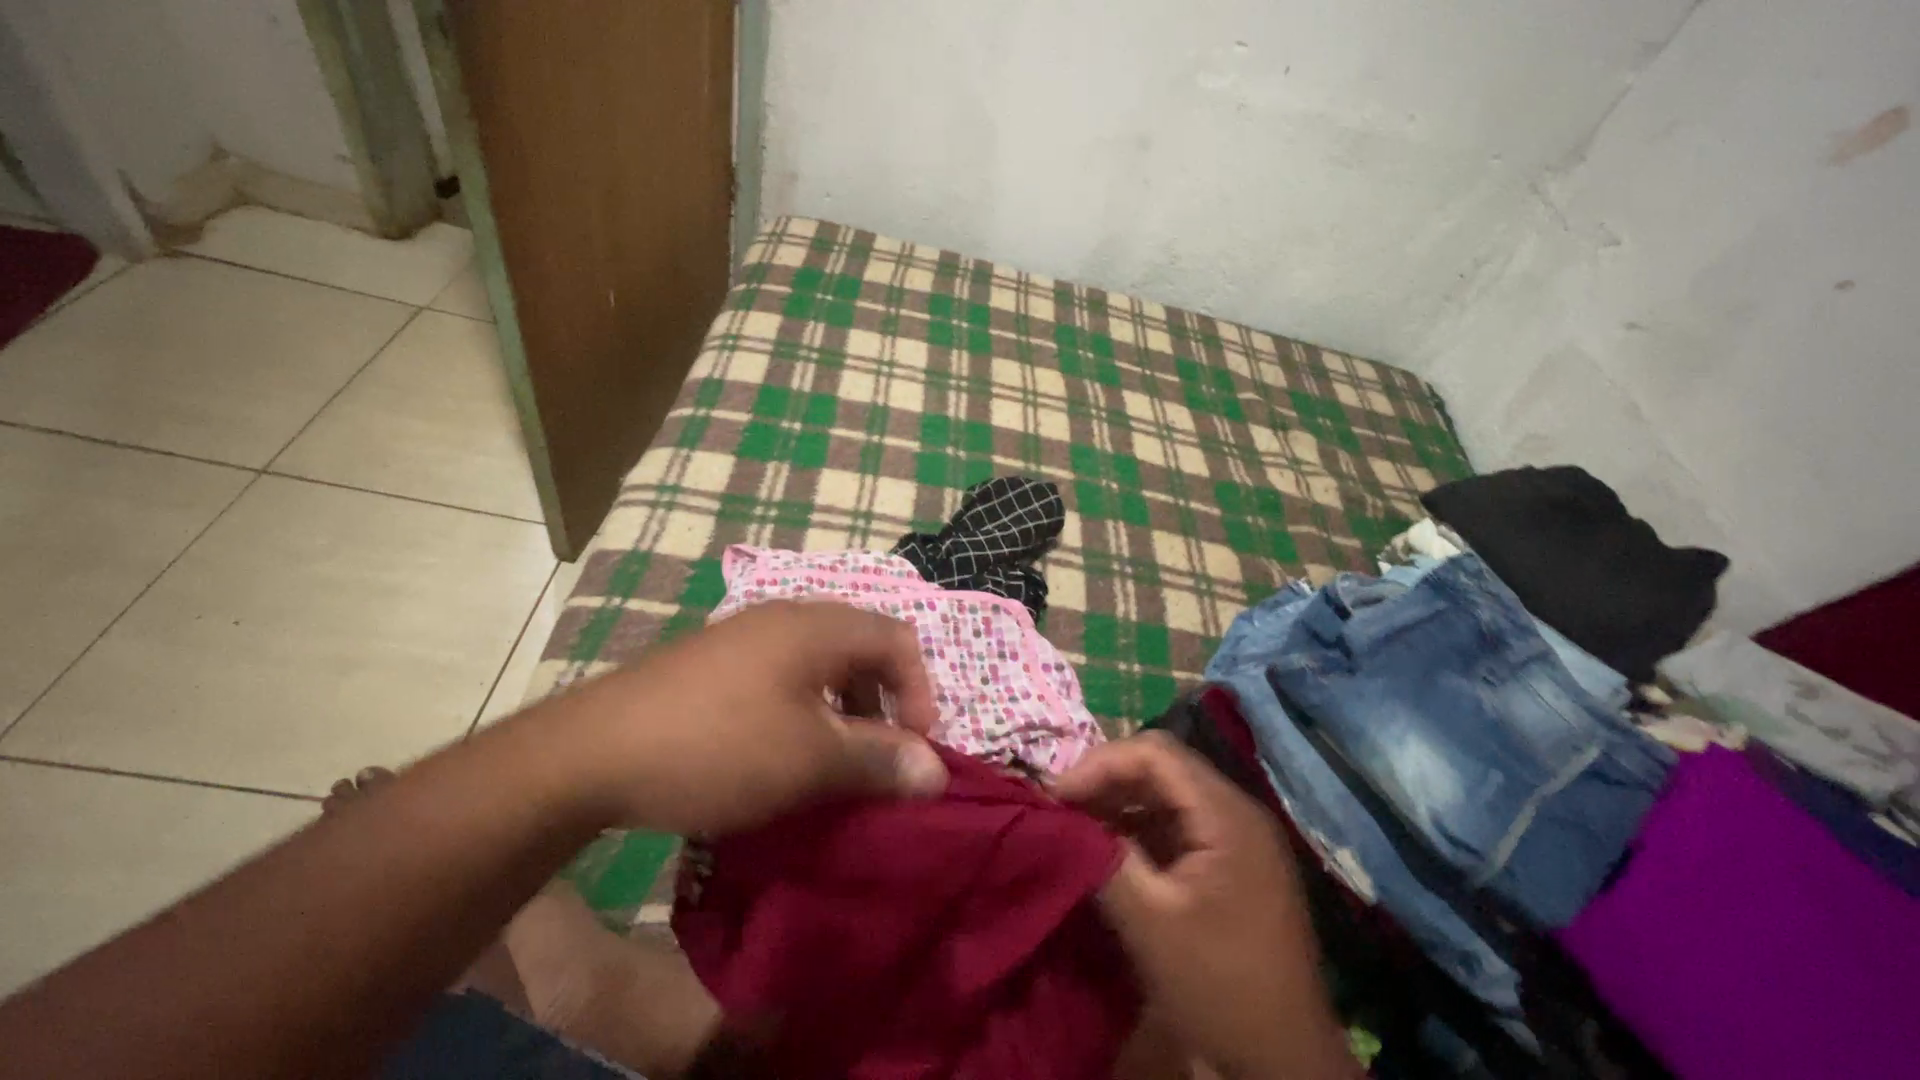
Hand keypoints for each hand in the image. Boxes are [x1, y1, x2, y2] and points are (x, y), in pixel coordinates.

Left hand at [508, 600, 948, 835]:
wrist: (589, 755)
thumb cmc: (717, 749)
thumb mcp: (811, 760)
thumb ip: (881, 760)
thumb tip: (938, 771)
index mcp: (816, 627)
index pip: (898, 639)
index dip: (921, 693)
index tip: (913, 751)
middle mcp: (782, 618)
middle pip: (860, 648)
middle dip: (881, 704)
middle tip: (875, 759)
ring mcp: (740, 638)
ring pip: (818, 666)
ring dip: (840, 712)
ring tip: (830, 764)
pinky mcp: (710, 666)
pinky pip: (780, 679)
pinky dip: (800, 713)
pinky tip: (778, 758)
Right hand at [1054, 733, 1356, 1078]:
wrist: (1283, 1056)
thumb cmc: (1219, 984)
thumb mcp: (1150, 922)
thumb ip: (1103, 859)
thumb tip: (1060, 820)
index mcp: (1227, 815)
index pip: (1155, 753)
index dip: (1099, 764)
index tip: (1055, 796)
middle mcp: (1237, 812)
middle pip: (1162, 768)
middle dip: (1105, 781)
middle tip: (1058, 810)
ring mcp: (1237, 839)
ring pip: (1167, 796)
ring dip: (1118, 805)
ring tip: (1074, 828)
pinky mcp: (1230, 865)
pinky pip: (1177, 827)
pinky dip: (1137, 831)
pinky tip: (1106, 852)